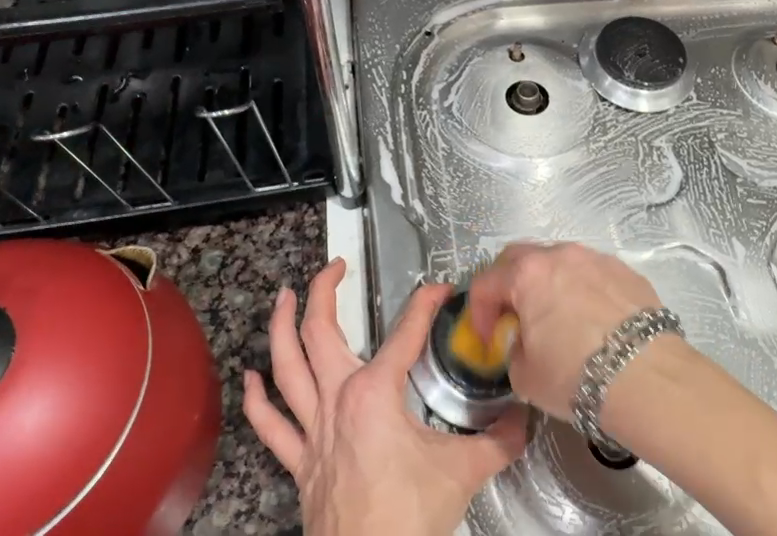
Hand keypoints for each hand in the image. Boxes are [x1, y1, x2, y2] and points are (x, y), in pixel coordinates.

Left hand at [242, 259, 527, 535]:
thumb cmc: (411, 516)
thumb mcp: (466, 469)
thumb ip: (499, 439)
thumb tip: (524, 418)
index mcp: (375, 393)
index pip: (404, 332)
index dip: (425, 304)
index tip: (441, 289)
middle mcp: (337, 401)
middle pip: (320, 334)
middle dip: (324, 291)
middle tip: (336, 266)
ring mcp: (311, 432)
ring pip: (285, 367)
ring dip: (281, 327)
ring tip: (285, 296)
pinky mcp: (300, 463)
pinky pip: (270, 425)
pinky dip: (257, 399)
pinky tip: (251, 378)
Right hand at [464, 242, 661, 420]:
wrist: (647, 375)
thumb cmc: (576, 375)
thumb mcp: (525, 377)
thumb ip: (514, 351)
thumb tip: (524, 343)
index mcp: (528, 275)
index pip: (487, 282)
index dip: (478, 311)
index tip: (485, 338)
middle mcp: (561, 255)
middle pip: (521, 258)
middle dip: (509, 284)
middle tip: (512, 316)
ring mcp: (597, 258)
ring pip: (561, 261)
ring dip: (548, 284)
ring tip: (556, 317)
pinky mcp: (627, 271)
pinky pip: (593, 274)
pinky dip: (583, 290)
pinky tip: (592, 321)